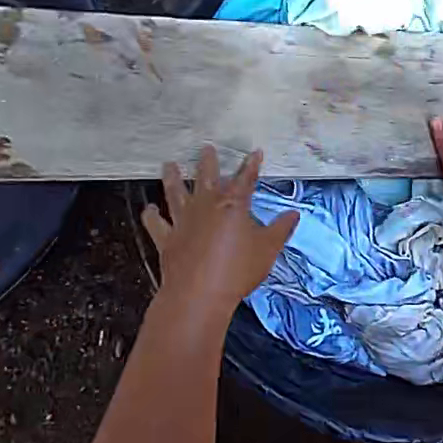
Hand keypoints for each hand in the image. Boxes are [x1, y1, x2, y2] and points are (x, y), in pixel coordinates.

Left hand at [141, 146, 299, 310]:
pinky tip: (148, 208)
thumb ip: (281, 229)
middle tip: (206, 148)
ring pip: (175, 192)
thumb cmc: (238, 269)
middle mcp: (205, 206)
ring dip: (172, 177)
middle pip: (206, 177)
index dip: (251, 165)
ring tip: (169, 164)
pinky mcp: (167, 238)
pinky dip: (151, 215)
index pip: (245, 179)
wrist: (199, 293)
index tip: (255, 152)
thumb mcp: (268, 249)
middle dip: (208, 161)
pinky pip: (156, 223)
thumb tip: (294, 214)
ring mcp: (183, 220)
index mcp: (232, 204)